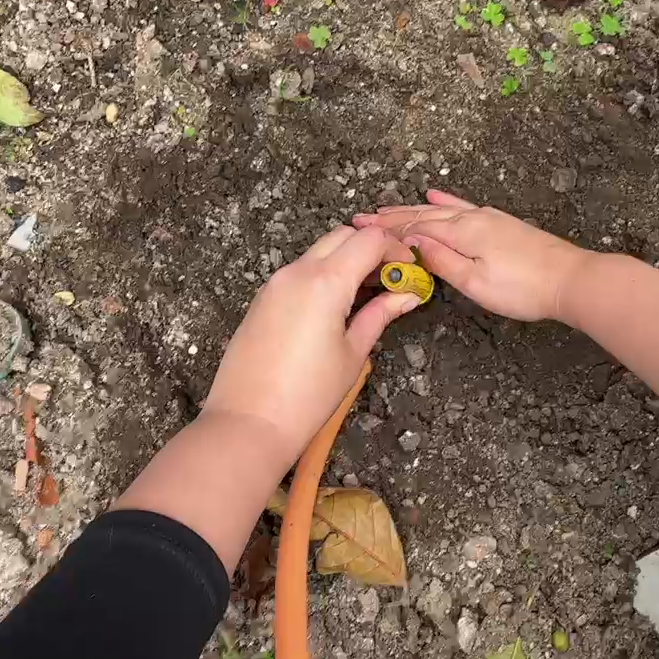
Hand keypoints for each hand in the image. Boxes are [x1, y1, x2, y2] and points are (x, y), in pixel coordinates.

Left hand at [202, 226, 418, 469]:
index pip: (369, 240)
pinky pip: (300, 270)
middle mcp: (297, 272)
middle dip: (372, 248)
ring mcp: (276, 282)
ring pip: (320, 250)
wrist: (248, 422)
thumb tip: (407, 295)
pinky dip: (324, 273)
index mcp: (325, 282)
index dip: (397, 249)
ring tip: (368, 294)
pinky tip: (337, 305)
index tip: (410, 271)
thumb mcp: (353, 353)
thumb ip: (380, 314)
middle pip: (344, 235)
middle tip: (392, 279)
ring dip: (347, 259)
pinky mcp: (263, 297)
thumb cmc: (306, 396)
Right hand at [353, 190, 591, 322]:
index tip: (360, 226)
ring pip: (441, 208)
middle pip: (423, 214)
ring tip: (389, 206)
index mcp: (463, 233)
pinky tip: (436, 193)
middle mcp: (472, 218)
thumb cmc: (524, 289)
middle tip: (364, 216)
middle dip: (392, 216)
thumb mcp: (476, 283)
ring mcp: (487, 218)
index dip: (386, 229)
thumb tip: (412, 241)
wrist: (569, 280)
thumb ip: (442, 261)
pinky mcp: (499, 223)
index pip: (415, 228)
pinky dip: (445, 199)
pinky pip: (463, 205)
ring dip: (413, 208)